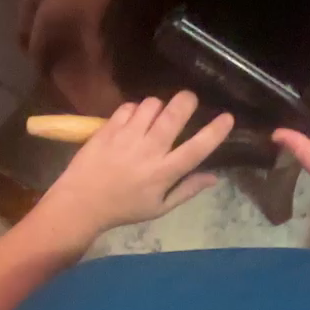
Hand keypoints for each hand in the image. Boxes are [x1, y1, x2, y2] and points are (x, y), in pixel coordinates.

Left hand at [36, 91, 233, 237]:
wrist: (81, 203)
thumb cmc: (124, 209)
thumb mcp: (159, 208)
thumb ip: (187, 190)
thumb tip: (214, 177)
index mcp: (164, 173)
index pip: (197, 148)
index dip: (215, 131)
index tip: (228, 117)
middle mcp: (148, 151)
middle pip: (174, 114)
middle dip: (187, 100)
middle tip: (188, 101)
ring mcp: (127, 137)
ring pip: (152, 104)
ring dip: (158, 106)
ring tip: (156, 116)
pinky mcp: (108, 129)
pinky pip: (129, 107)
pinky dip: (136, 109)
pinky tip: (134, 121)